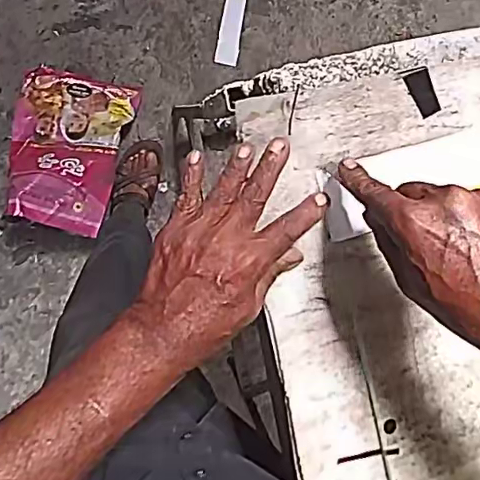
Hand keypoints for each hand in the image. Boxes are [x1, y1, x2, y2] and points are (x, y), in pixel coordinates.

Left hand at [128, 139, 326, 369]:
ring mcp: (200, 230)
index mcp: (250, 260)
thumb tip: (287, 257)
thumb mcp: (248, 305)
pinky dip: (192, 175)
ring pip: (224, 189)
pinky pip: (186, 195)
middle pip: (256, 195)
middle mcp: (226, 239)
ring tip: (248, 148)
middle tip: (281, 148)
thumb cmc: (203, 325)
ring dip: (238, 165)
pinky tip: (196, 158)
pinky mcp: (176, 229)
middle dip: (271, 167)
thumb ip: (268, 274)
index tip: (318, 199)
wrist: (162, 331)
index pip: (286, 229)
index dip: (306, 213)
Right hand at [336, 161, 479, 366]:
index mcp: (416, 221)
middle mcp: (446, 202)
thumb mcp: (417, 286)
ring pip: (443, 199)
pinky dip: (469, 222)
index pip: (376, 192)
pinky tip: (478, 252)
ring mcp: (476, 199)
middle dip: (410, 214)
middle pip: (412, 194)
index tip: (351, 172)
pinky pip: (471, 205)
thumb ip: (392, 246)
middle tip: (419, 245)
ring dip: (443, 219)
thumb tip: (384, 227)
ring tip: (459, 258)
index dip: (358, 181)